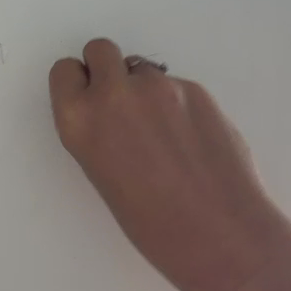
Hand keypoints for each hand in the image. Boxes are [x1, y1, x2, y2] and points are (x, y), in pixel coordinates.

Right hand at [49, 39, 290, 290]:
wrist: (225, 241)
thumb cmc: (153, 226)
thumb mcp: (101, 173)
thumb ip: (98, 130)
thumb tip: (112, 110)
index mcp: (79, 120)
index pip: (64, 70)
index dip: (80, 83)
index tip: (91, 100)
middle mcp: (112, 93)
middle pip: (100, 49)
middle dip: (109, 70)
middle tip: (125, 103)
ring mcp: (157, 87)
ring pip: (143, 70)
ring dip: (148, 90)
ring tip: (169, 134)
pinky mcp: (196, 90)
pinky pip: (177, 87)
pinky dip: (181, 107)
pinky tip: (196, 143)